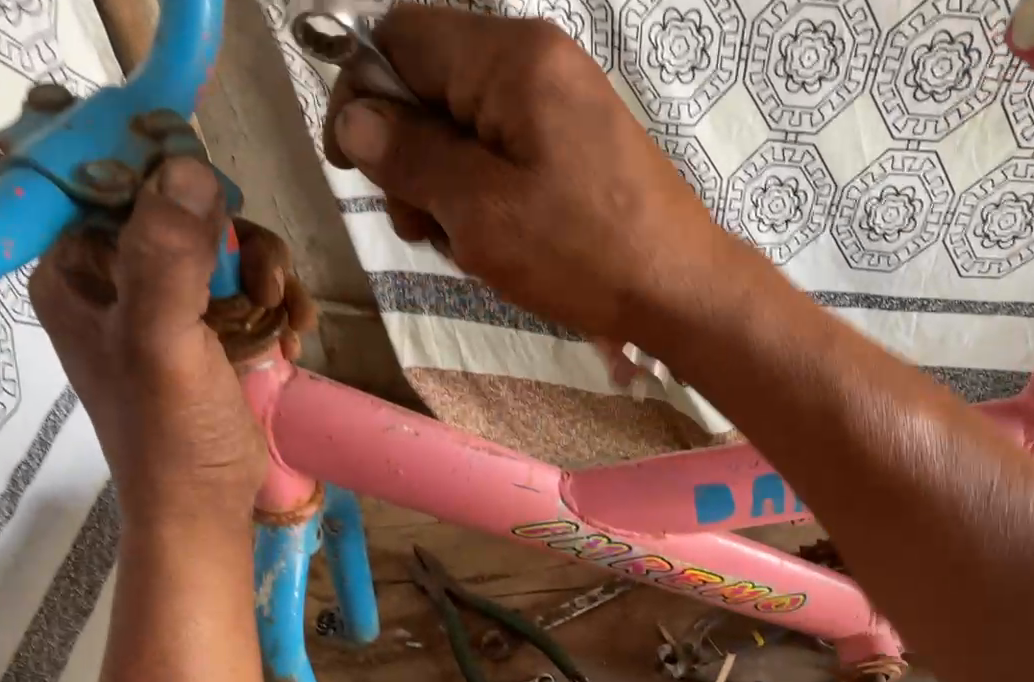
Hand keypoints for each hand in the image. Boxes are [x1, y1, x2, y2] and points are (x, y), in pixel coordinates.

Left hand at [30, 158, 313, 526]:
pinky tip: (293, 334)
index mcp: (78, 272)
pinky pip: (246, 288)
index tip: (223, 209)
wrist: (205, 505)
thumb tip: (191, 166)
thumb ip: (168, 256)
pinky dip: (277, 304)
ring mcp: (166, 306)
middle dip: (237, 245)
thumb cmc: (171, 432)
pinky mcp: (207, 330)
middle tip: (267, 285)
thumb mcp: (163, 342)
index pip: (115, 186)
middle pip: (183, 214)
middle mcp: (117, 280)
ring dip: (269, 277)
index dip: (171, 183)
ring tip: (290, 317)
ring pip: (224, 249)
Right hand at [321, 6, 736, 343]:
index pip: (400, 38)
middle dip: (410, 156)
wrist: (680, 291)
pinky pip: (504, 152)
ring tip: (467, 245)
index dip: (362, 95)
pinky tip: (498, 241)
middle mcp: (538, 60)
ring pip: (465, 126)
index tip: (353, 167)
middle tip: (423, 228)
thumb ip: (410, 157)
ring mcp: (561, 102)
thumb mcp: (480, 211)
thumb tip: (353, 118)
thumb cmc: (582, 253)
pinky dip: (485, 194)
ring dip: (447, 186)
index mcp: (512, 58)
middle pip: (432, 84)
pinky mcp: (576, 142)